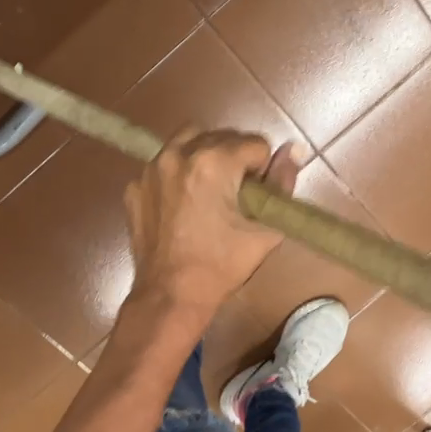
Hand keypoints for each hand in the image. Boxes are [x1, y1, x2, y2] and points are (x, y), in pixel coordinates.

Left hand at [122, 128, 304, 325]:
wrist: (171, 295)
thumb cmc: (223, 265)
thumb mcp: (265, 229)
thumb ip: (282, 184)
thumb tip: (295, 149)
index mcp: (214, 161)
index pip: (255, 144)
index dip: (264, 170)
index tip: (257, 196)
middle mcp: (179, 153)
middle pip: (221, 136)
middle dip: (235, 159)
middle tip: (236, 195)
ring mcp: (151, 169)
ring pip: (187, 142)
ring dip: (205, 158)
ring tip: (210, 193)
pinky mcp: (135, 187)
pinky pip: (163, 167)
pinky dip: (177, 176)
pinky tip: (183, 207)